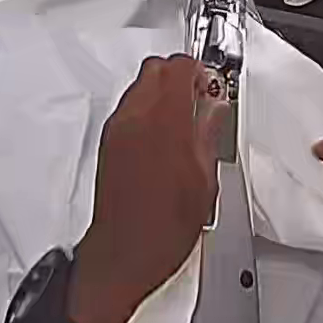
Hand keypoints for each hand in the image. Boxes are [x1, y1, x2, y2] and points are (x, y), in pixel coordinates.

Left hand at [70, 55, 218, 322]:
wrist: (123, 255)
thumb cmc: (163, 227)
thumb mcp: (204, 178)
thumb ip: (209, 132)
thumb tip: (214, 109)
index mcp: (165, 121)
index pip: (180, 68)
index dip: (199, 70)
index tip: (209, 84)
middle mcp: (137, 118)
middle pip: (157, 68)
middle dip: (179, 74)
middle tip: (198, 95)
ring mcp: (119, 128)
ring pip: (141, 84)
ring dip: (162, 90)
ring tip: (183, 117)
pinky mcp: (108, 141)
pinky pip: (129, 106)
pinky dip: (147, 107)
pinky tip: (163, 133)